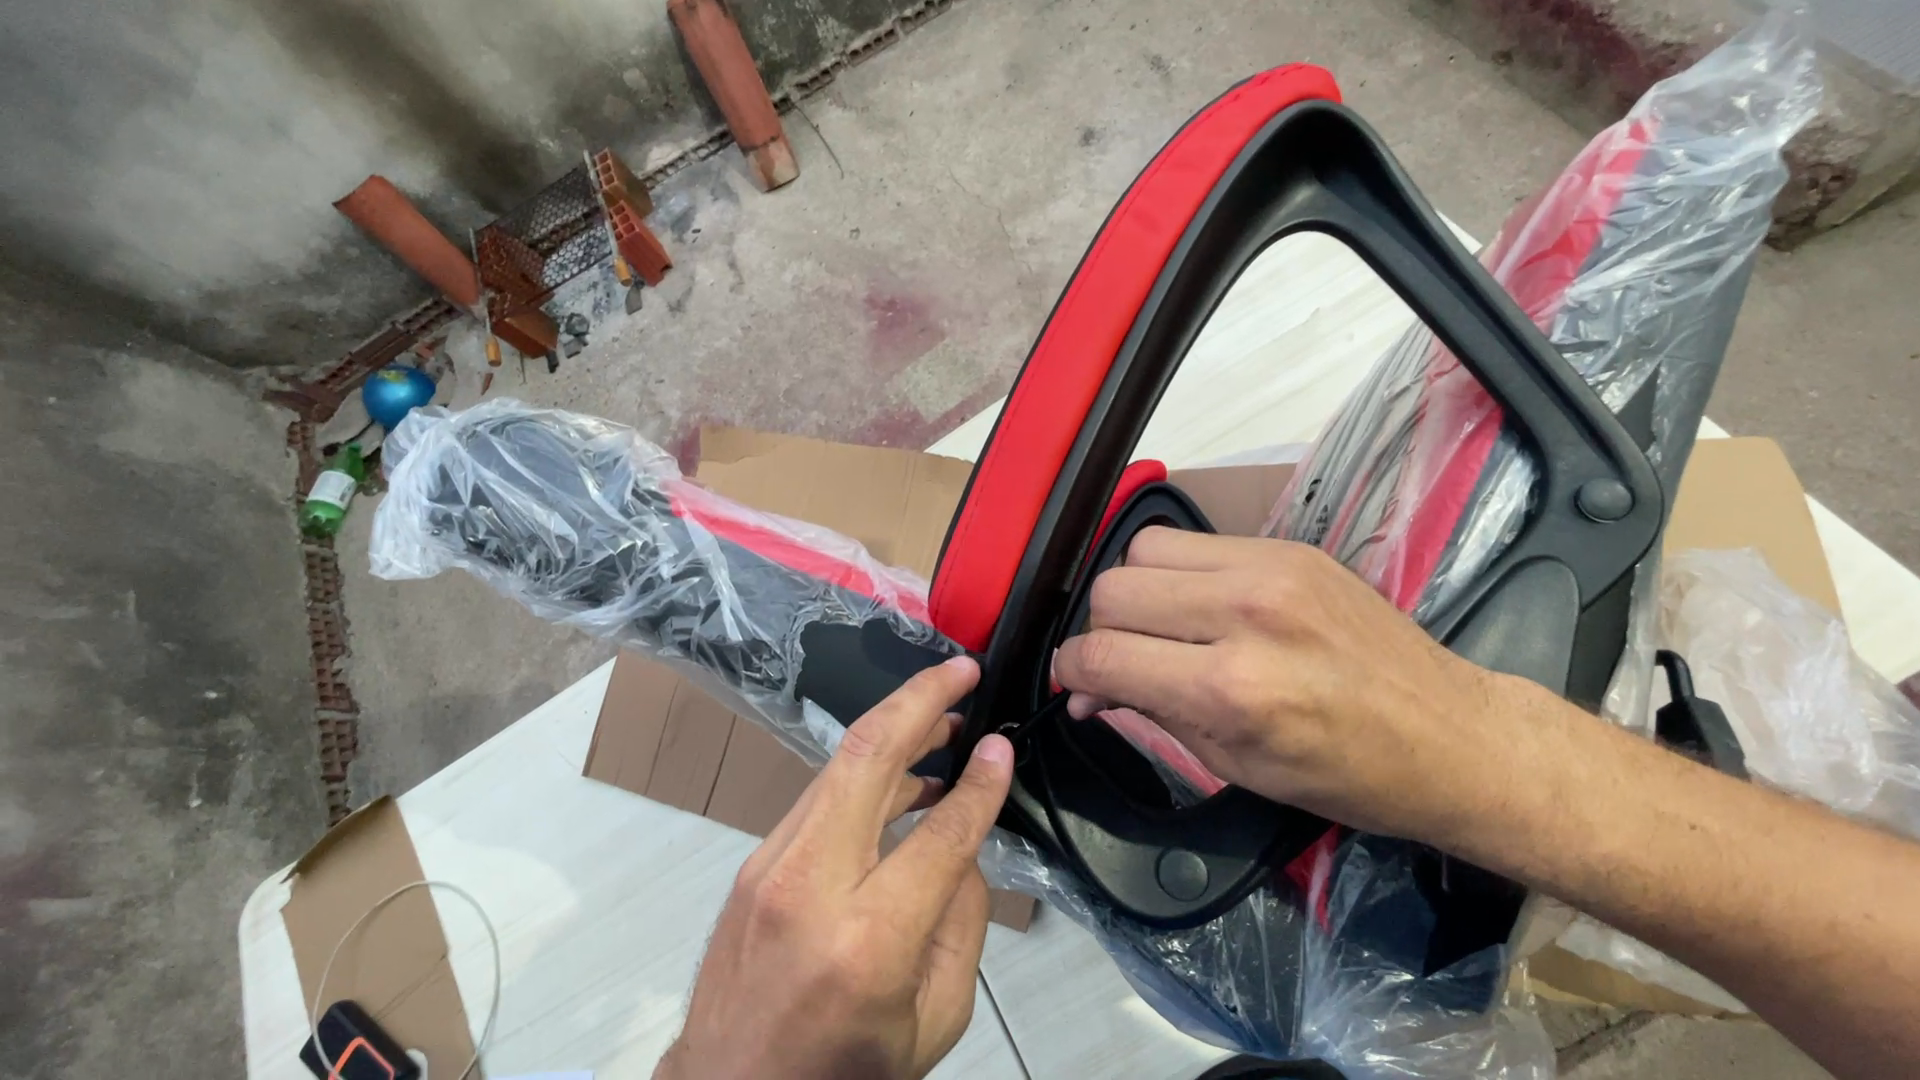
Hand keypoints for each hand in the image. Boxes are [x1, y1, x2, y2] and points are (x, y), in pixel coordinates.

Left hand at [656, 656, 1014, 1079]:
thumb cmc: (844, 1073)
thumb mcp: (934, 1019)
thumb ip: (961, 921)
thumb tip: (962, 841)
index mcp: (869, 940)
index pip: (940, 834)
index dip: (980, 784)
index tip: (1002, 747)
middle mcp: (813, 884)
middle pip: (869, 756)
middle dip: (921, 698)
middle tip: (963, 669)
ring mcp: (772, 864)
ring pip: (840, 763)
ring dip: (895, 728)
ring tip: (943, 719)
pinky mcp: (756, 861)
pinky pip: (823, 796)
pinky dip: (868, 771)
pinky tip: (903, 776)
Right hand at [1052, 528, 1522, 843]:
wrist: (1450, 736)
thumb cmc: (1343, 774)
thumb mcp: (1233, 764)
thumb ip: (1149, 712)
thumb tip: (1086, 690)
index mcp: (1231, 688)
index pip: (1101, 655)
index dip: (1071, 671)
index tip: (1075, 681)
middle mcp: (1245, 614)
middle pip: (1112, 590)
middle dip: (1101, 631)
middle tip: (1125, 660)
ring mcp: (1270, 569)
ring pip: (1142, 550)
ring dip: (1136, 591)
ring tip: (1162, 625)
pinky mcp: (1289, 547)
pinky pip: (1194, 540)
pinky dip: (1177, 572)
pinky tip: (1201, 603)